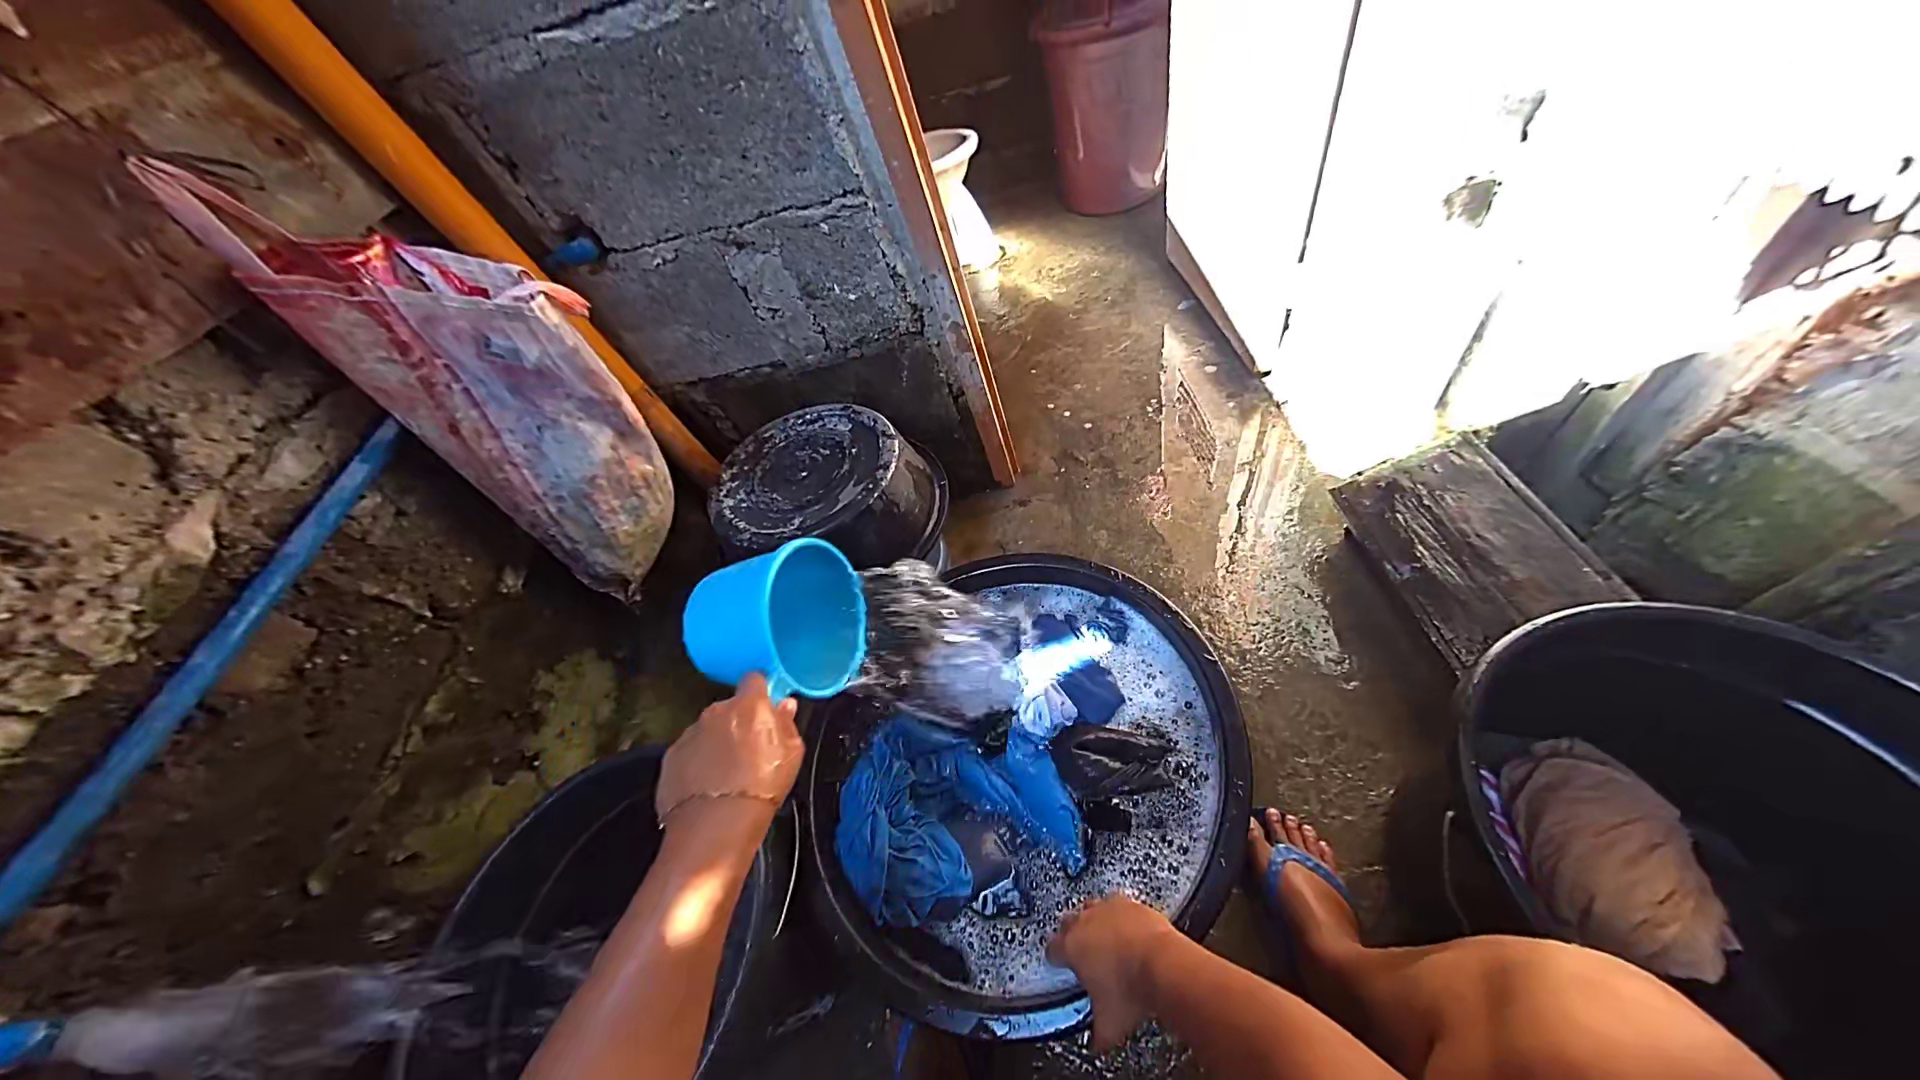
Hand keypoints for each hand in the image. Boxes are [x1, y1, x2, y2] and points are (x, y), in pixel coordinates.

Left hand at [655, 673, 802, 822]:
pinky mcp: (671, 756)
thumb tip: (785, 706)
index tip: (766, 705)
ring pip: (708, 730)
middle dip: (739, 722)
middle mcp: (716, 712)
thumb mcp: (792, 753)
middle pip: (729, 707)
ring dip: (717, 743)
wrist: (716, 824)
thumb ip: (787, 723)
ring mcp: (690, 733)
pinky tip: (710, 785)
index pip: (754, 679)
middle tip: (751, 749)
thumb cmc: (760, 787)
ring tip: (729, 774)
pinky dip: (698, 763)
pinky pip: (690, 752)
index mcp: (749, 705)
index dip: (760, 691)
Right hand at [1048, 893, 1179, 1051]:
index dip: (1055, 957)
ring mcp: (1108, 908)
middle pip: (1068, 922)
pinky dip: (1120, 915)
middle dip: (1072, 934)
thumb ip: (1097, 1030)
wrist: (1162, 964)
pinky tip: (1128, 927)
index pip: (1052, 949)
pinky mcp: (1130, 902)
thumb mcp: (1110, 1022)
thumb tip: (1098, 1042)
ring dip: (1094, 920)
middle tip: (1082, 949)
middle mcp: (1085, 921)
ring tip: (1103, 935)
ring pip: (1091, 908)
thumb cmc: (1133, 987)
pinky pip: (1118, 904)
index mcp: (1072, 946)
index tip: (1060, 962)